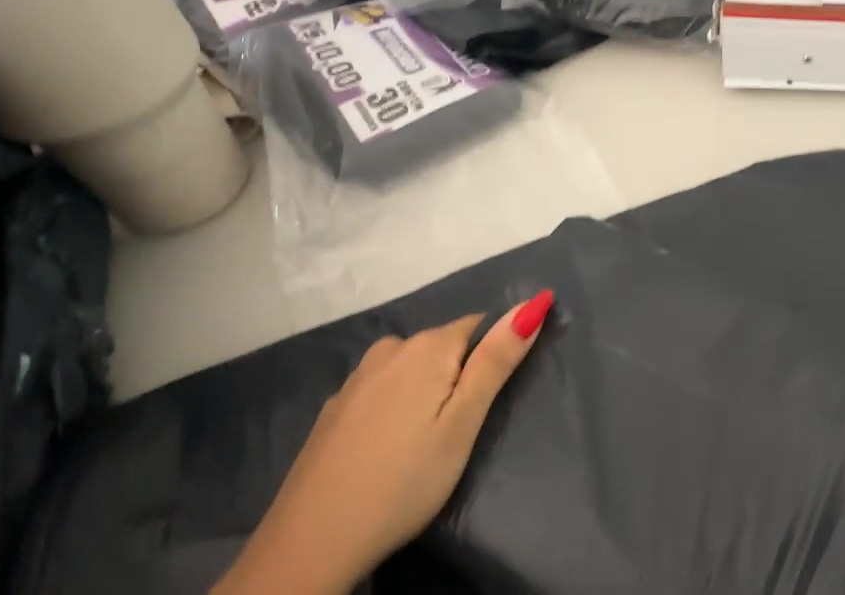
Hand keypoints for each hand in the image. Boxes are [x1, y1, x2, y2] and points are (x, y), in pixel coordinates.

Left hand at [213, 291, 554, 594]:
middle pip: (444, 347)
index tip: (493, 399)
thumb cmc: (405, 481)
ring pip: (411, 369)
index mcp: (427, 347)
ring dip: (426, 392)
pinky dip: (395, 409)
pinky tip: (390, 449)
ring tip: (427, 444)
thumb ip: (496, 360)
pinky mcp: (335, 409)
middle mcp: (390, 349)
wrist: (311, 543)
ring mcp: (356, 378)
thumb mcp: (463, 423)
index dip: (495, 354)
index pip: (479, 325)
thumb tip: (533, 303)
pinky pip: (382, 392)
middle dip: (460, 376)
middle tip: (462, 431)